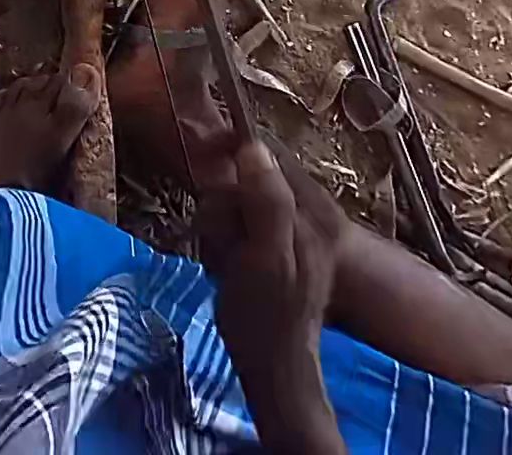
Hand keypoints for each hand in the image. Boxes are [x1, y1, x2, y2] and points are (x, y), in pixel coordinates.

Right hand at [198, 140, 347, 452]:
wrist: (272, 364)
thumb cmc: (268, 314)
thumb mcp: (268, 256)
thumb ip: (267, 200)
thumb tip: (253, 146)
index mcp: (310, 206)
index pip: (265, 150)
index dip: (230, 147)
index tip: (201, 158)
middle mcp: (305, 207)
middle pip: (246, 171)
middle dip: (223, 197)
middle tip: (220, 232)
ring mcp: (289, 223)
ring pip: (236, 194)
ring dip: (220, 218)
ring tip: (224, 252)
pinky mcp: (272, 239)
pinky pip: (236, 216)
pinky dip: (224, 232)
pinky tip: (226, 257)